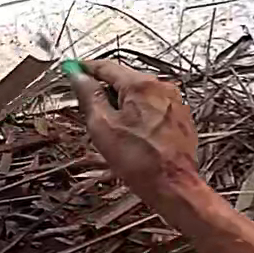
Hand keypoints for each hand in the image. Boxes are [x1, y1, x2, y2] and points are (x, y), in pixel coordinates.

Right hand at [69, 60, 203, 210]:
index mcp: (141, 85)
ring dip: (121, 102)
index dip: (86, 68)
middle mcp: (162, 87)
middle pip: (124, 79)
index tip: (73, 68)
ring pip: (138, 94)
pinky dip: (137, 113)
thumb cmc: (139, 160)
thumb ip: (89, 96)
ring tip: (108, 124)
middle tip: (86, 103)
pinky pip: (152, 106)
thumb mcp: (102, 125)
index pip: (106, 66)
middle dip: (104, 89)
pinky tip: (129, 132)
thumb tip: (78, 76)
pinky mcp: (180, 118)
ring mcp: (174, 102)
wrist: (172, 186)